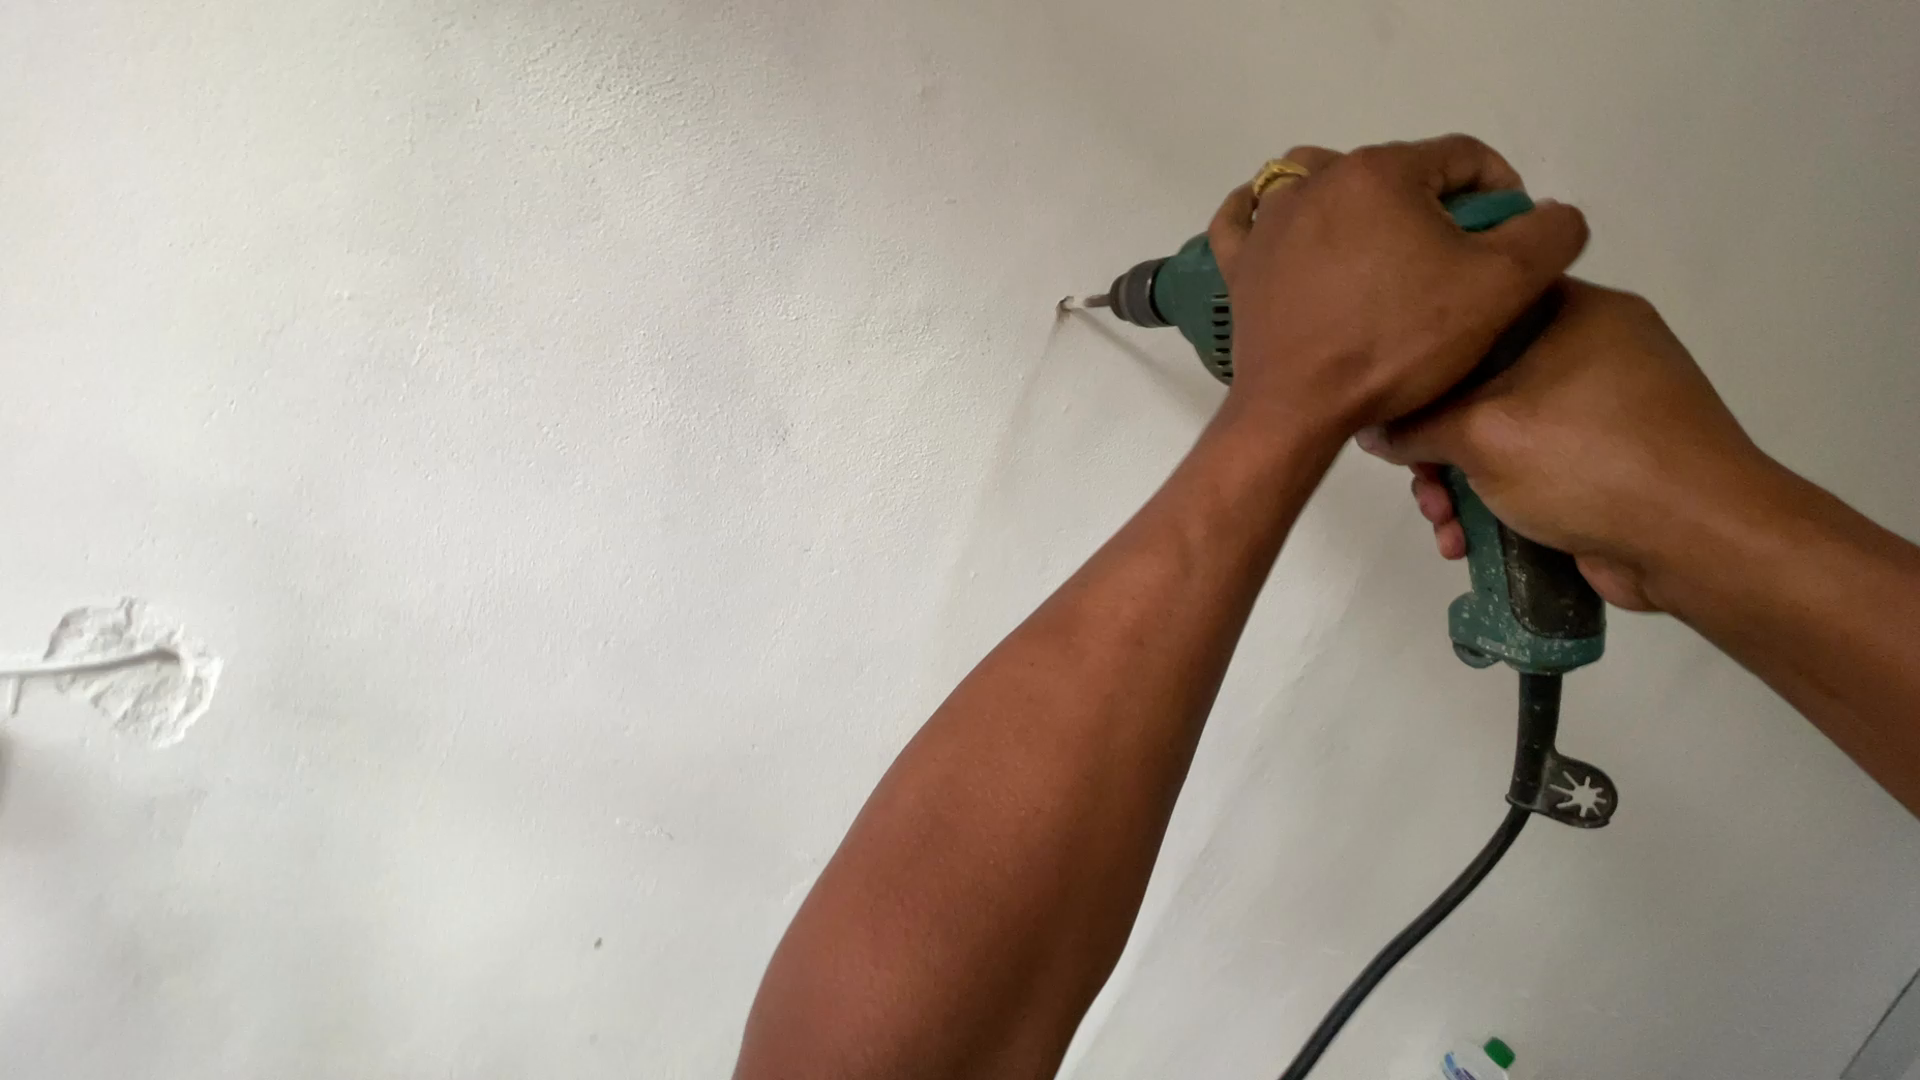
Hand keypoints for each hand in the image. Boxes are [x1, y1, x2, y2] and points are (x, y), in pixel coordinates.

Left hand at [1207, 134, 1589, 435]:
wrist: (1299, 407)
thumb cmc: (1396, 344)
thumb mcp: (1503, 286)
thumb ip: (1550, 231)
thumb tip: (1546, 212)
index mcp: (1380, 172)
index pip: (1462, 158)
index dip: (1500, 191)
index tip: (1507, 238)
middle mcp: (1315, 184)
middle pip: (1392, 174)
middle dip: (1429, 205)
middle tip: (1447, 258)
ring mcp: (1268, 226)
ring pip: (1316, 187)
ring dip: (1351, 202)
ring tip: (1375, 245)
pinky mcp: (1239, 266)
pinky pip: (1241, 222)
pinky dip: (1258, 215)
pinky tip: (1279, 223)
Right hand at [1359, 280, 1769, 610]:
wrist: (1697, 543)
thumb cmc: (1586, 461)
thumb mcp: (1480, 434)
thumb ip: (1412, 426)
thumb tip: (1368, 429)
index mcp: (1578, 316)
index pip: (1482, 310)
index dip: (1427, 349)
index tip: (1390, 390)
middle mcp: (1590, 353)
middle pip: (1477, 384)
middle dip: (1434, 444)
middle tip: (1419, 481)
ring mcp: (1596, 410)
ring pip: (1491, 434)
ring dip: (1454, 484)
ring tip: (1442, 524)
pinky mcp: (1598, 460)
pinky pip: (1520, 466)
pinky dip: (1488, 500)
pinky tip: (1464, 539)